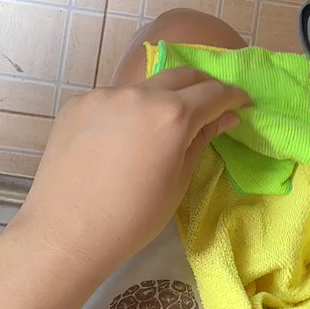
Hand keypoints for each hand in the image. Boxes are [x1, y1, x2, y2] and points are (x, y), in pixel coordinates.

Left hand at [8, 67, 249, 278]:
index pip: (214, 92)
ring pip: (144, 87)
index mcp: (172, 115)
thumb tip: (226, 117)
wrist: (66, 232)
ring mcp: (103, 95)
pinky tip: (122, 139)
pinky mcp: (77, 104)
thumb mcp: (178, 182)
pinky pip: (113, 100)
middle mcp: (139, 93)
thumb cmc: (133, 218)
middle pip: (182, 75)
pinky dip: (128, 110)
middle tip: (214, 102)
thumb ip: (202, 140)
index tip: (243, 102)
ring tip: (162, 126)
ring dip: (162, 99)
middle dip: (204, 85)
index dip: (233, 96)